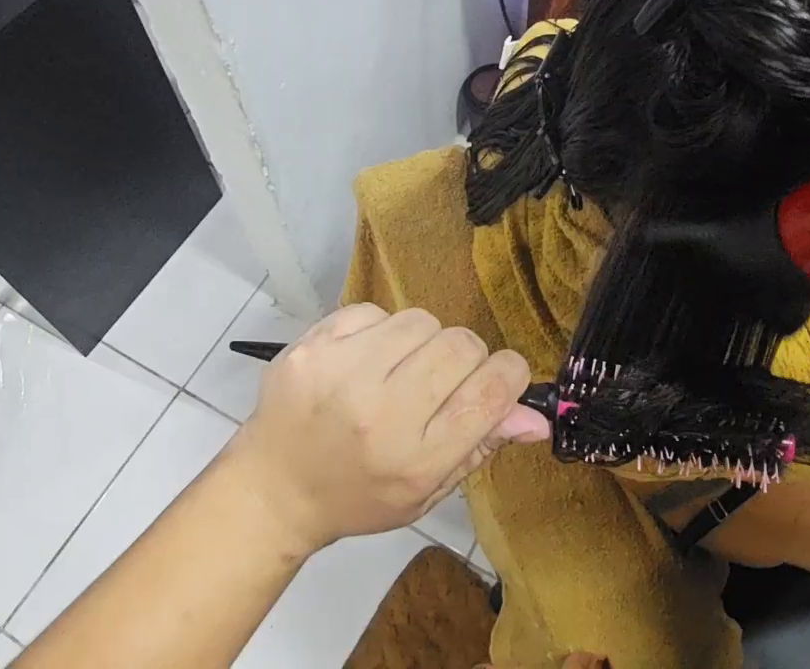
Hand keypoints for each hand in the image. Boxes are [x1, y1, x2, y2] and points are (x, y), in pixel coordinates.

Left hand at [224, 304, 548, 551]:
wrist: (274, 488)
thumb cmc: (358, 496)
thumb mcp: (426, 490)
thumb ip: (481, 446)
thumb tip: (536, 416)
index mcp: (417, 459)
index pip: (492, 391)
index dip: (509, 374)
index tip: (502, 377)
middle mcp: (381, 413)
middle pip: (461, 345)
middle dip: (466, 356)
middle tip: (443, 379)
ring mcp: (342, 374)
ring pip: (421, 320)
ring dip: (423, 340)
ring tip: (401, 367)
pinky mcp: (313, 347)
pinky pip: (374, 311)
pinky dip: (380, 330)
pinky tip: (365, 359)